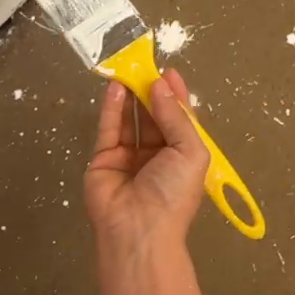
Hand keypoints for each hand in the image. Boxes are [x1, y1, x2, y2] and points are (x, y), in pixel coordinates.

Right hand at [83, 69, 210, 250]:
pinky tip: (115, 88)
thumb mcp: (190, 152)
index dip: (175, 96)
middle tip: (144, 65)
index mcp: (183, 157)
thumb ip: (175, 117)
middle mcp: (156, 156)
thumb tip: (160, 86)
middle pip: (153, 117)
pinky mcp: (103, 159)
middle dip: (150, 92)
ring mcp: (129, 157)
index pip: (179, 120)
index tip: (169, 71)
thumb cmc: (173, 192)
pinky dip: (111, 108)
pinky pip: (109, 129)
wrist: (139, 229)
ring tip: (128, 70)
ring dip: (131, 95)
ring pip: (130, 120)